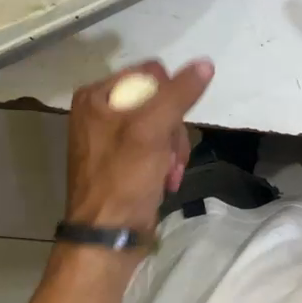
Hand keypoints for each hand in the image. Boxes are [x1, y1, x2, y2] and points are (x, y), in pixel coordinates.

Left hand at [64, 60, 213, 236]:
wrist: (107, 239)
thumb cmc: (123, 179)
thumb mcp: (152, 130)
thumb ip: (178, 94)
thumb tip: (205, 63)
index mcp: (97, 95)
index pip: (150, 72)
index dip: (169, 96)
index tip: (171, 124)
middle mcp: (100, 110)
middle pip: (159, 99)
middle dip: (172, 129)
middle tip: (170, 155)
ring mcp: (111, 136)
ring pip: (162, 124)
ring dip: (173, 148)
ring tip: (170, 172)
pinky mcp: (122, 160)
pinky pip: (156, 145)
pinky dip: (166, 162)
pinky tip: (167, 180)